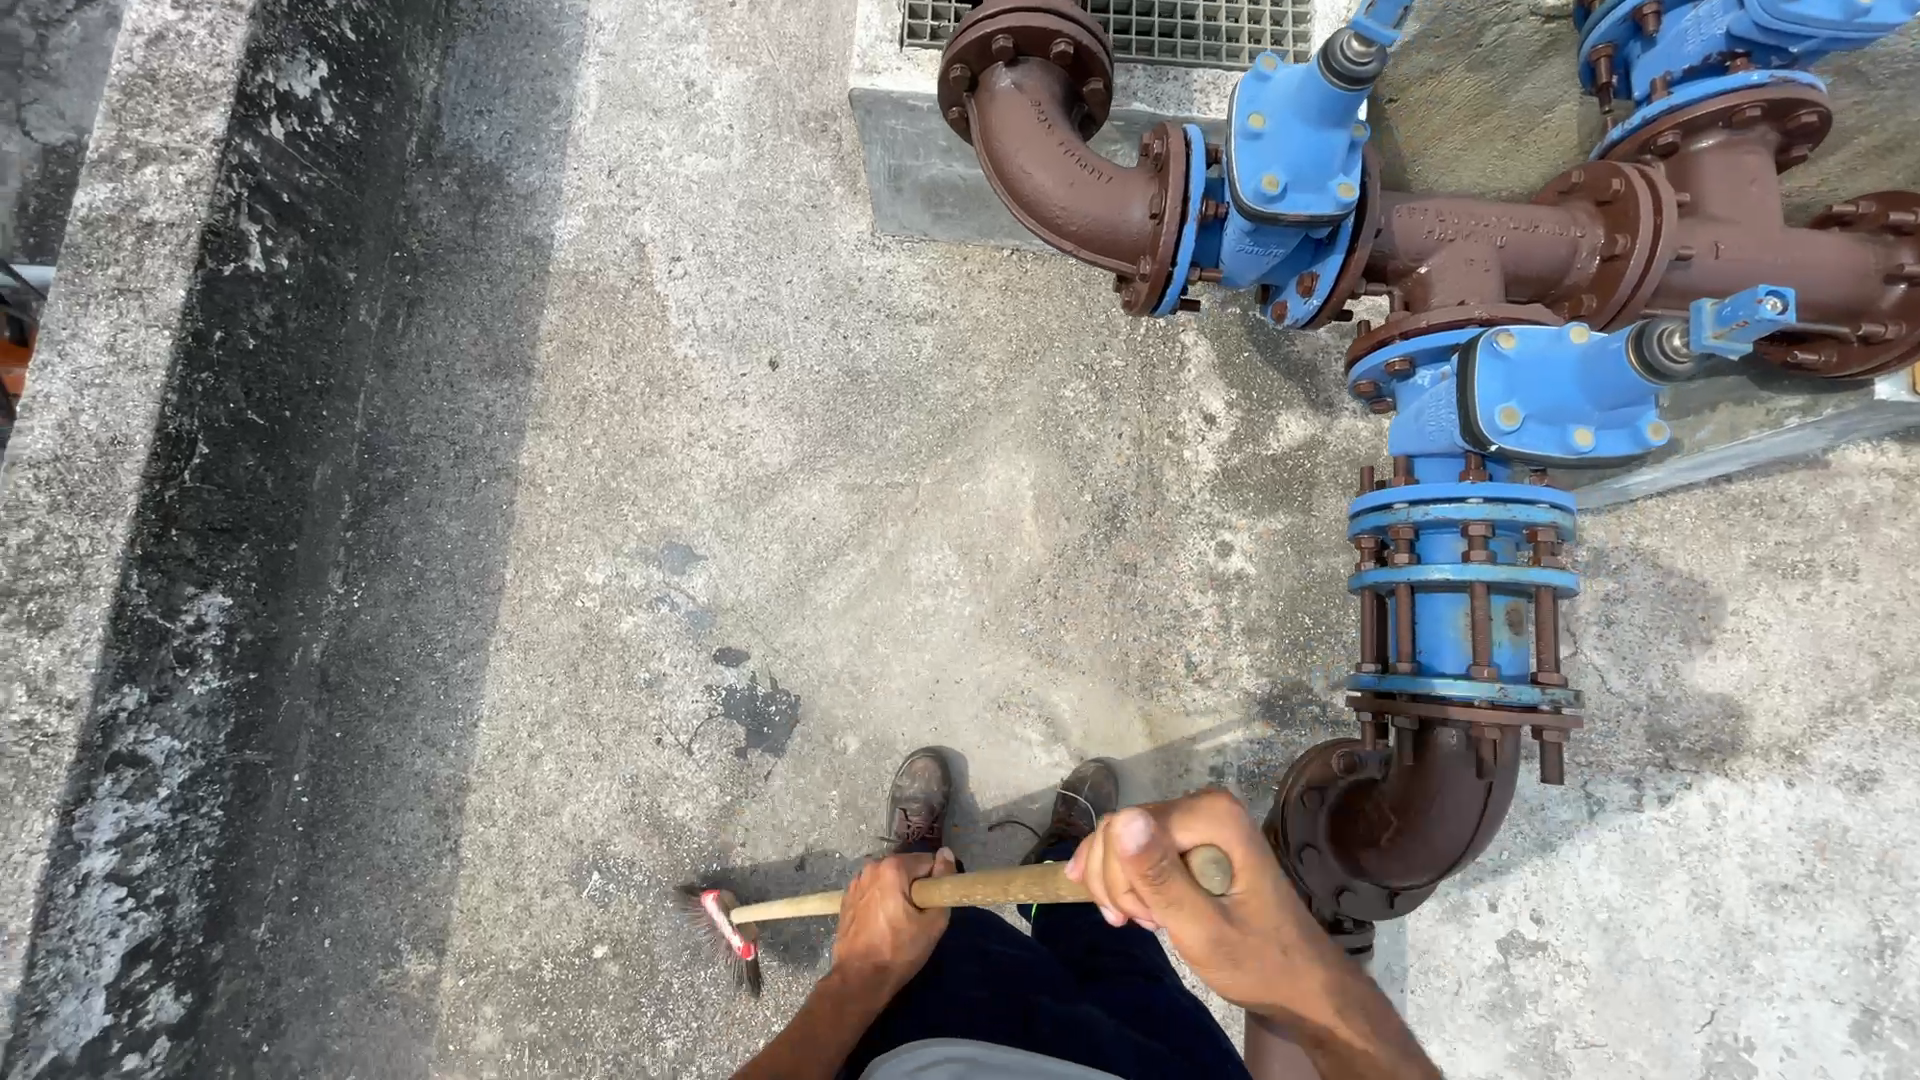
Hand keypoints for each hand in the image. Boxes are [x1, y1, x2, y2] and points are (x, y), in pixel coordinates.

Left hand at [831, 848, 957, 997]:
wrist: (858, 979)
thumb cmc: (899, 951)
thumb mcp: (933, 922)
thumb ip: (942, 884)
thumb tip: (946, 853)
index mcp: (892, 867)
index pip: (927, 862)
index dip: (936, 883)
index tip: (934, 905)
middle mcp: (872, 866)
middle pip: (906, 868)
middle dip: (916, 887)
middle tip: (919, 917)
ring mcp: (856, 881)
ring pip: (889, 879)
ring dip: (898, 892)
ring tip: (900, 922)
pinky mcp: (847, 897)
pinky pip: (874, 890)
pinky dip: (881, 899)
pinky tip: (882, 923)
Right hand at [1065, 789, 1322, 1011]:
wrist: (1300, 982)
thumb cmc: (1257, 962)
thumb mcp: (1203, 930)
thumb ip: (1160, 877)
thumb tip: (1121, 820)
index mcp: (1211, 815)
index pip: (1126, 827)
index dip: (1123, 877)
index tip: (1148, 921)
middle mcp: (1201, 803)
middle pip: (1121, 829)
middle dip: (1120, 882)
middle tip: (1148, 923)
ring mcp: (1195, 818)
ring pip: (1120, 836)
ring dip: (1120, 883)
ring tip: (1148, 920)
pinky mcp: (1190, 836)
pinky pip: (1135, 844)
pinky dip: (1124, 877)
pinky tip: (1130, 906)